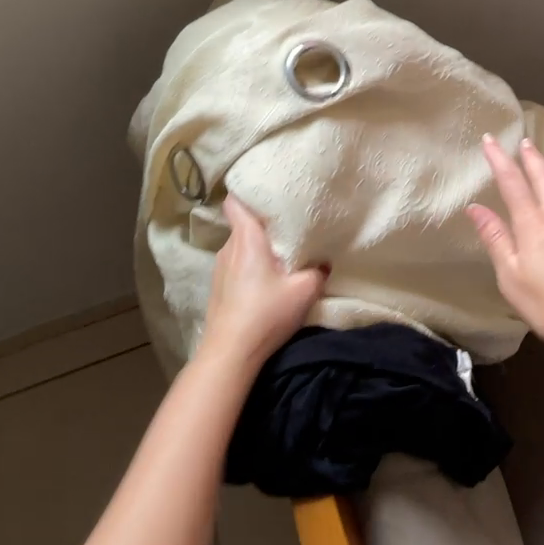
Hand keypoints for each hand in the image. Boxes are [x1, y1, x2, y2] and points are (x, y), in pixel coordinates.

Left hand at [200, 196, 327, 365]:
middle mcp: (229, 248)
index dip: (249, 192)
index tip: (270, 190)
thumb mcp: (304, 291)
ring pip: (241, 246)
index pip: (236, 202)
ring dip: (258, 247)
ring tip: (281, 253)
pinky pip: (236, 264)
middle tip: (290, 224)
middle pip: (244, 224)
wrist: (229, 354)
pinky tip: (266, 280)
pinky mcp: (219, 287)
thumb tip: (324, 261)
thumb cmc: (265, 315)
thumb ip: (318, 270)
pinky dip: (250, 265)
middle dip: (265, 223)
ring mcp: (220, 269)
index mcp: (247, 239)